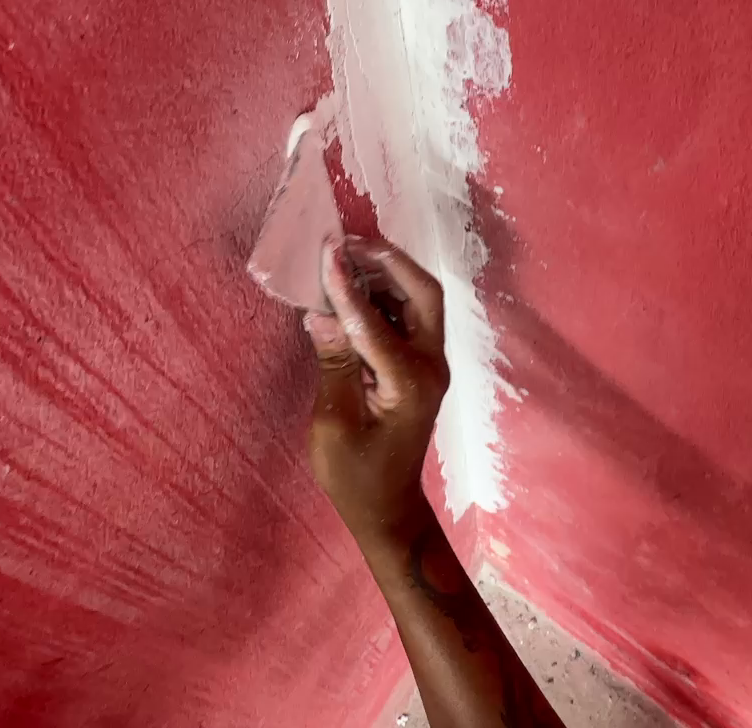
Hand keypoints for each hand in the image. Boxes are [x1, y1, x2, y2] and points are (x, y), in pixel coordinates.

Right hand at [303, 235, 449, 543]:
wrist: (386, 506)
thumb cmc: (356, 475)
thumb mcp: (334, 423)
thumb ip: (334, 363)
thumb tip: (321, 313)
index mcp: (410, 382)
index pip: (375, 321)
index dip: (346, 286)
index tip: (326, 253)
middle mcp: (430, 365)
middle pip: (423, 293)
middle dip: (388, 261)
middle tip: (348, 244)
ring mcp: (429, 363)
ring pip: (419, 299)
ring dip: (388, 273)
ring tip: (347, 256)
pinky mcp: (418, 365)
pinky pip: (407, 315)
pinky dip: (384, 294)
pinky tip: (353, 286)